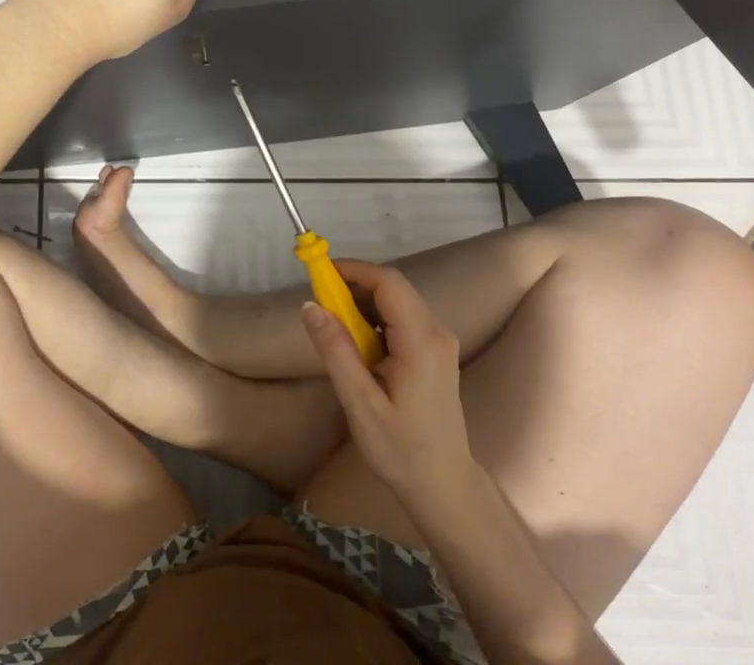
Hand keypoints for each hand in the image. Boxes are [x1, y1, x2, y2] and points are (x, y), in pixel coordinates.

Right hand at [301, 260, 475, 496]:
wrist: (442, 484)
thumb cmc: (400, 448)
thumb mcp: (360, 402)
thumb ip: (336, 351)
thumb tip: (310, 305)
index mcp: (422, 342)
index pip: (389, 284)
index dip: (353, 270)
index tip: (318, 275)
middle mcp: (437, 333)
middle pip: (395, 288)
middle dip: (354, 285)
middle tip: (319, 303)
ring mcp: (440, 342)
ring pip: (398, 302)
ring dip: (363, 303)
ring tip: (333, 326)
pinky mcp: (436, 353)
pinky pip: (403, 319)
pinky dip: (375, 319)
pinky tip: (356, 344)